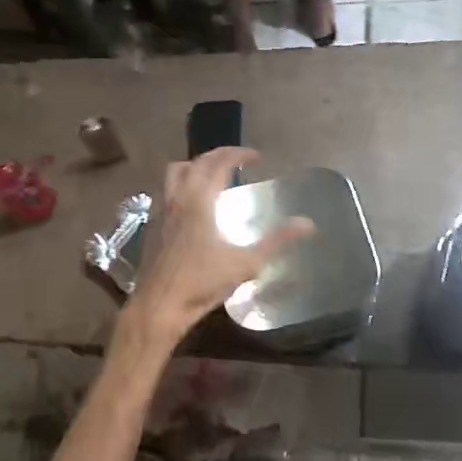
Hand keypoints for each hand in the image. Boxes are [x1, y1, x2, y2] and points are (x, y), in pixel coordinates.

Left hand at [123, 148, 313, 345]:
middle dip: (217, 156)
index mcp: (200, 200)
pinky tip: (192, 207)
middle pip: (196, 163)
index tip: (257, 157)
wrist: (159, 306)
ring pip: (174, 174)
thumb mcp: (246, 263)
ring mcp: (161, 212)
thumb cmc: (202, 283)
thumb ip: (277, 242)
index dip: (239, 154)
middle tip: (236, 160)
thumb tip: (308, 224)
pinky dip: (181, 187)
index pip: (219, 163)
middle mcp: (178, 198)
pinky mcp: (153, 228)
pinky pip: (166, 193)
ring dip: (194, 167)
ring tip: (211, 176)